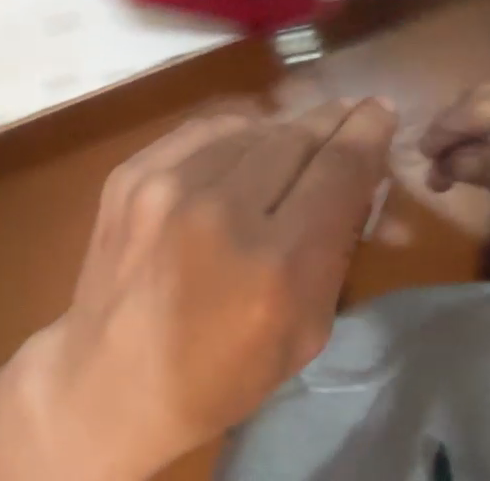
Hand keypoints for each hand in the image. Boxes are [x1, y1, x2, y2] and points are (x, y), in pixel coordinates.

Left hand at [28, 98, 396, 474]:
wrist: (108, 379)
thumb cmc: (221, 373)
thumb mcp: (307, 330)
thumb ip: (339, 245)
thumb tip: (367, 173)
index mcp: (275, 266)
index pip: (338, 169)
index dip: (368, 132)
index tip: (381, 111)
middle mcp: (220, 212)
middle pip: (297, 137)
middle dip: (331, 122)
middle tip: (349, 116)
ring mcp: (167, 185)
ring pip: (252, 125)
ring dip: (285, 129)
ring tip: (298, 141)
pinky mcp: (132, 172)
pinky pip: (205, 129)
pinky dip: (237, 132)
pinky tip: (247, 147)